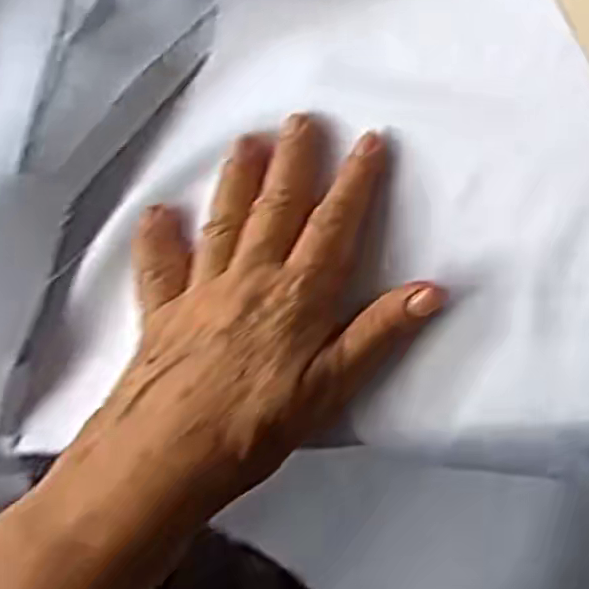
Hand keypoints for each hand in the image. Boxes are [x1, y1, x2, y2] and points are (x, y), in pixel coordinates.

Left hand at [0, 115, 446, 588]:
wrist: (154, 470)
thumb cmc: (254, 428)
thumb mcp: (331, 387)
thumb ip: (380, 332)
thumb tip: (433, 289)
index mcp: (297, 293)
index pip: (334, 223)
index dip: (355, 180)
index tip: (368, 140)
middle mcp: (252, 278)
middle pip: (278, 207)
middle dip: (294, 160)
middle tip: (301, 118)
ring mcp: (202, 293)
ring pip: (225, 222)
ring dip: (237, 179)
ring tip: (246, 141)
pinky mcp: (162, 316)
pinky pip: (160, 269)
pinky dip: (157, 240)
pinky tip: (156, 213)